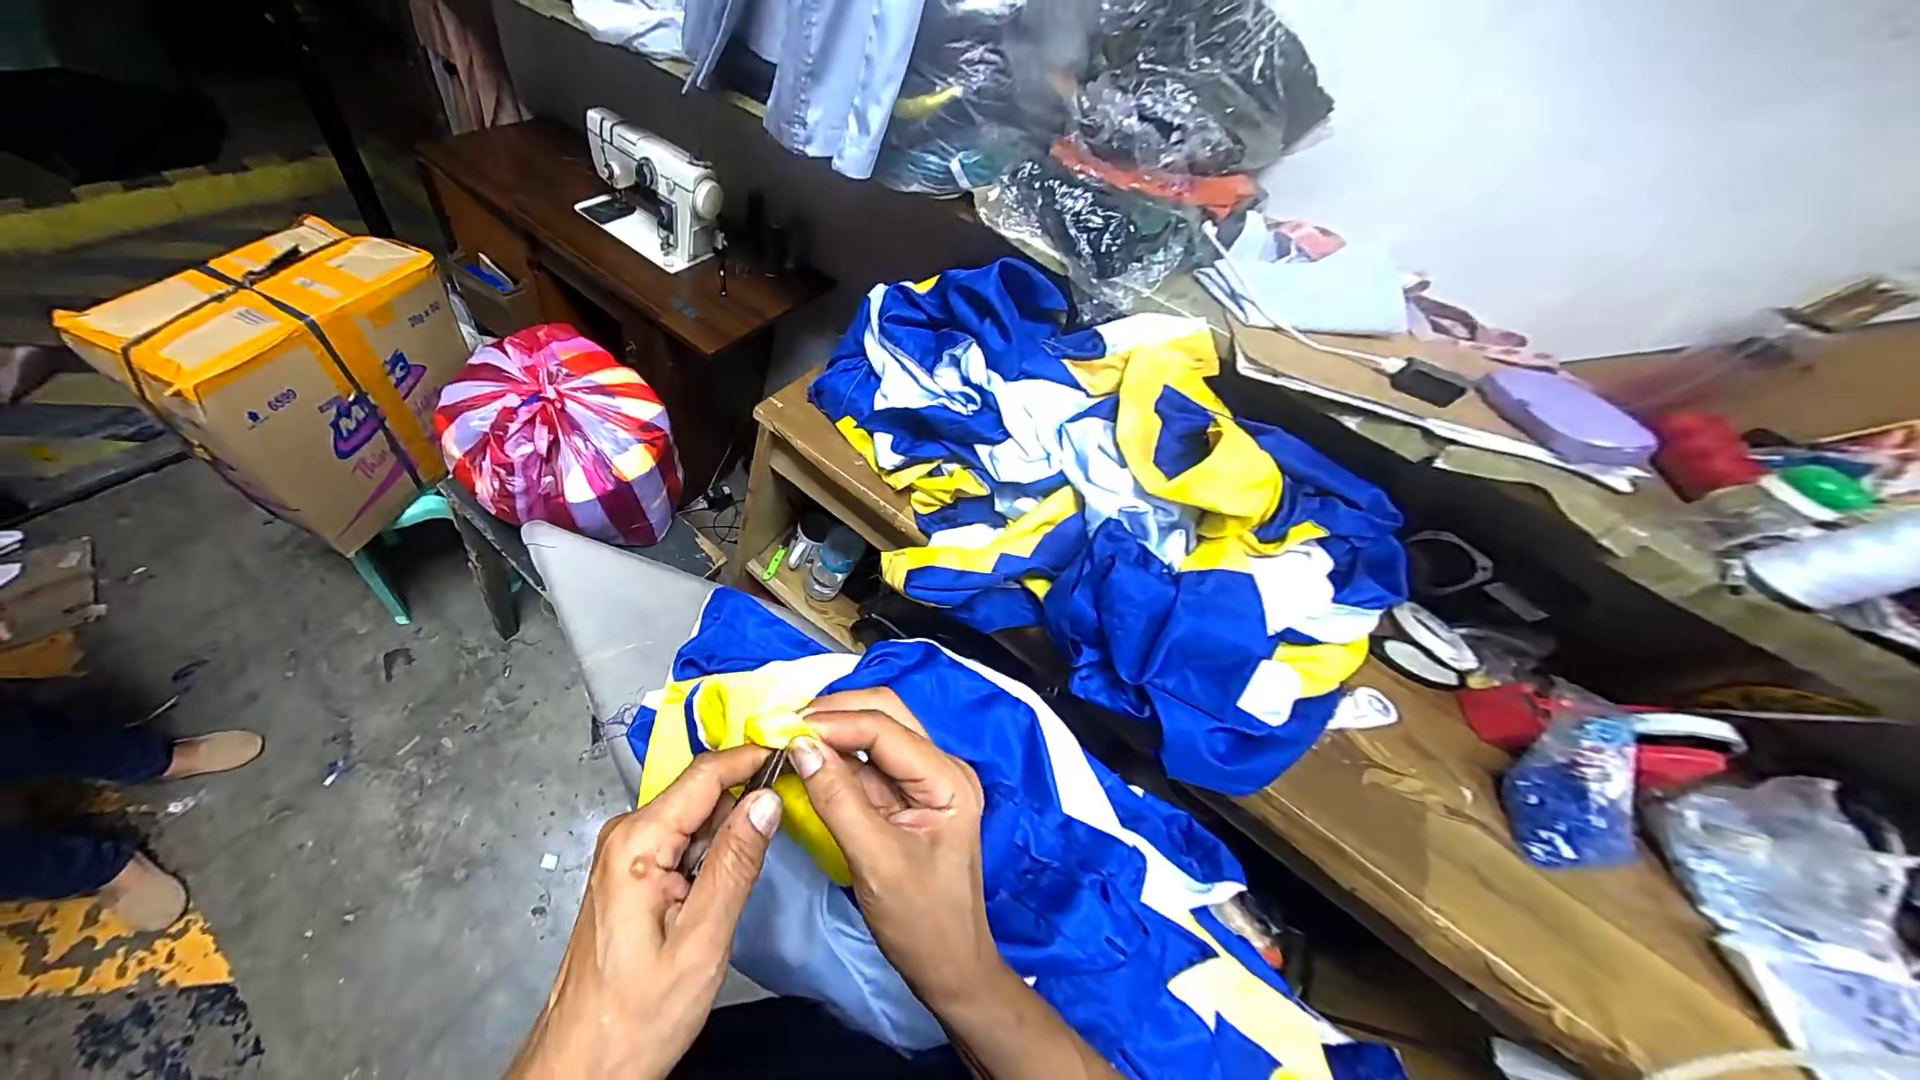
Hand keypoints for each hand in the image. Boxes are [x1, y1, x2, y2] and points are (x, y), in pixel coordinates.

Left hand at [506, 745, 782, 1079]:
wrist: (580, 1070)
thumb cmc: (636, 1017)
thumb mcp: (701, 940)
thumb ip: (737, 862)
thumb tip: (769, 799)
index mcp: (638, 842)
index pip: (706, 773)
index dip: (755, 757)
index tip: (796, 755)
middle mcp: (627, 834)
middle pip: (702, 790)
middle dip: (747, 798)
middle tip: (788, 815)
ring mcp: (627, 851)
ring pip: (697, 814)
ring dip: (731, 828)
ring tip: (753, 862)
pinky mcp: (633, 869)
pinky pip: (685, 838)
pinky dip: (713, 849)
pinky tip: (722, 883)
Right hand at [794, 689, 1121, 1079]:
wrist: (949, 966)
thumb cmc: (923, 922)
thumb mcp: (877, 862)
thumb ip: (838, 800)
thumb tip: (800, 747)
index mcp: (947, 778)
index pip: (885, 729)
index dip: (833, 722)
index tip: (784, 728)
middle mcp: (940, 766)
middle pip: (885, 714)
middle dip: (834, 713)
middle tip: (784, 725)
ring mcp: (924, 778)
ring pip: (874, 732)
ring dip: (832, 730)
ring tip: (788, 736)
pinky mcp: (905, 794)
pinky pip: (867, 761)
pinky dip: (836, 756)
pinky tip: (807, 758)